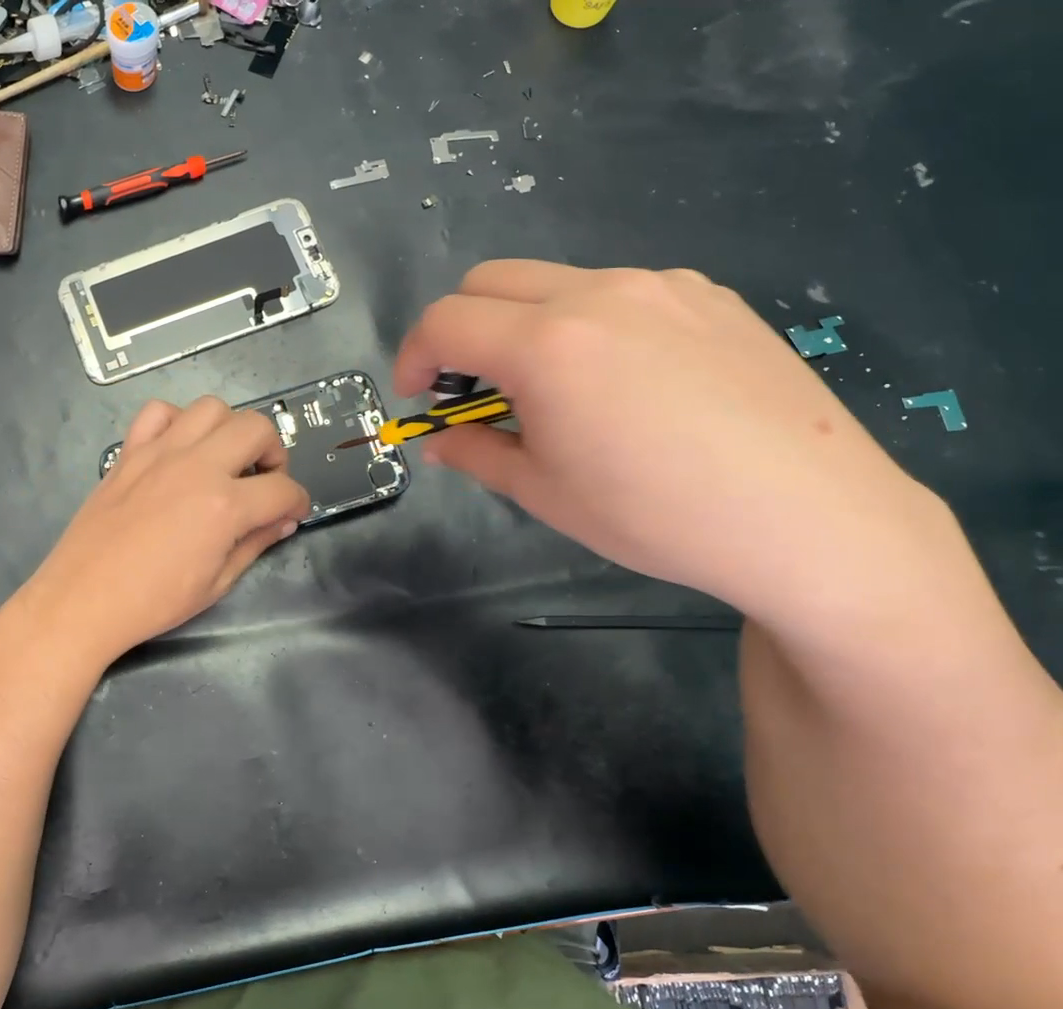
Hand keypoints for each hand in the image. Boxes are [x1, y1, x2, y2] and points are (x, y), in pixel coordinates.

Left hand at [12, 397, 309, 667]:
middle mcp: (195, 466)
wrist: (83, 599)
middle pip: (256, 428)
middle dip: (273, 453)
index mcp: (223, 506)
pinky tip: (178, 449)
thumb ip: (253, 544)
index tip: (292, 512)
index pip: (282, 489)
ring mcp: (159, 454)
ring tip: (223, 460)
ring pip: (211, 408)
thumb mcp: (215, 584)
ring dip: (229, 429)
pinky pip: (157, 412)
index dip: (297, 502)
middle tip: (263, 481)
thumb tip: (280, 521)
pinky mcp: (128, 453)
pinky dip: (176, 421)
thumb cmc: (152, 602)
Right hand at [396, 260, 946, 617]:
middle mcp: (599, 294)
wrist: (808, 515)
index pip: (444, 321)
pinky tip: (623, 382)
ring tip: (553, 391)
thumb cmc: (654, 513)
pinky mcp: (711, 297)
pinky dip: (588, 323)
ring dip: (524, 325)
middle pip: (490, 280)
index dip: (413, 357)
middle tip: (472, 389)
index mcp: (546, 345)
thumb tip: (441, 439)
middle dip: (459, 329)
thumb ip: (476, 453)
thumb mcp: (542, 493)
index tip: (418, 398)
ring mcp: (662, 287)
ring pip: (556, 282)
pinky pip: (620, 292)